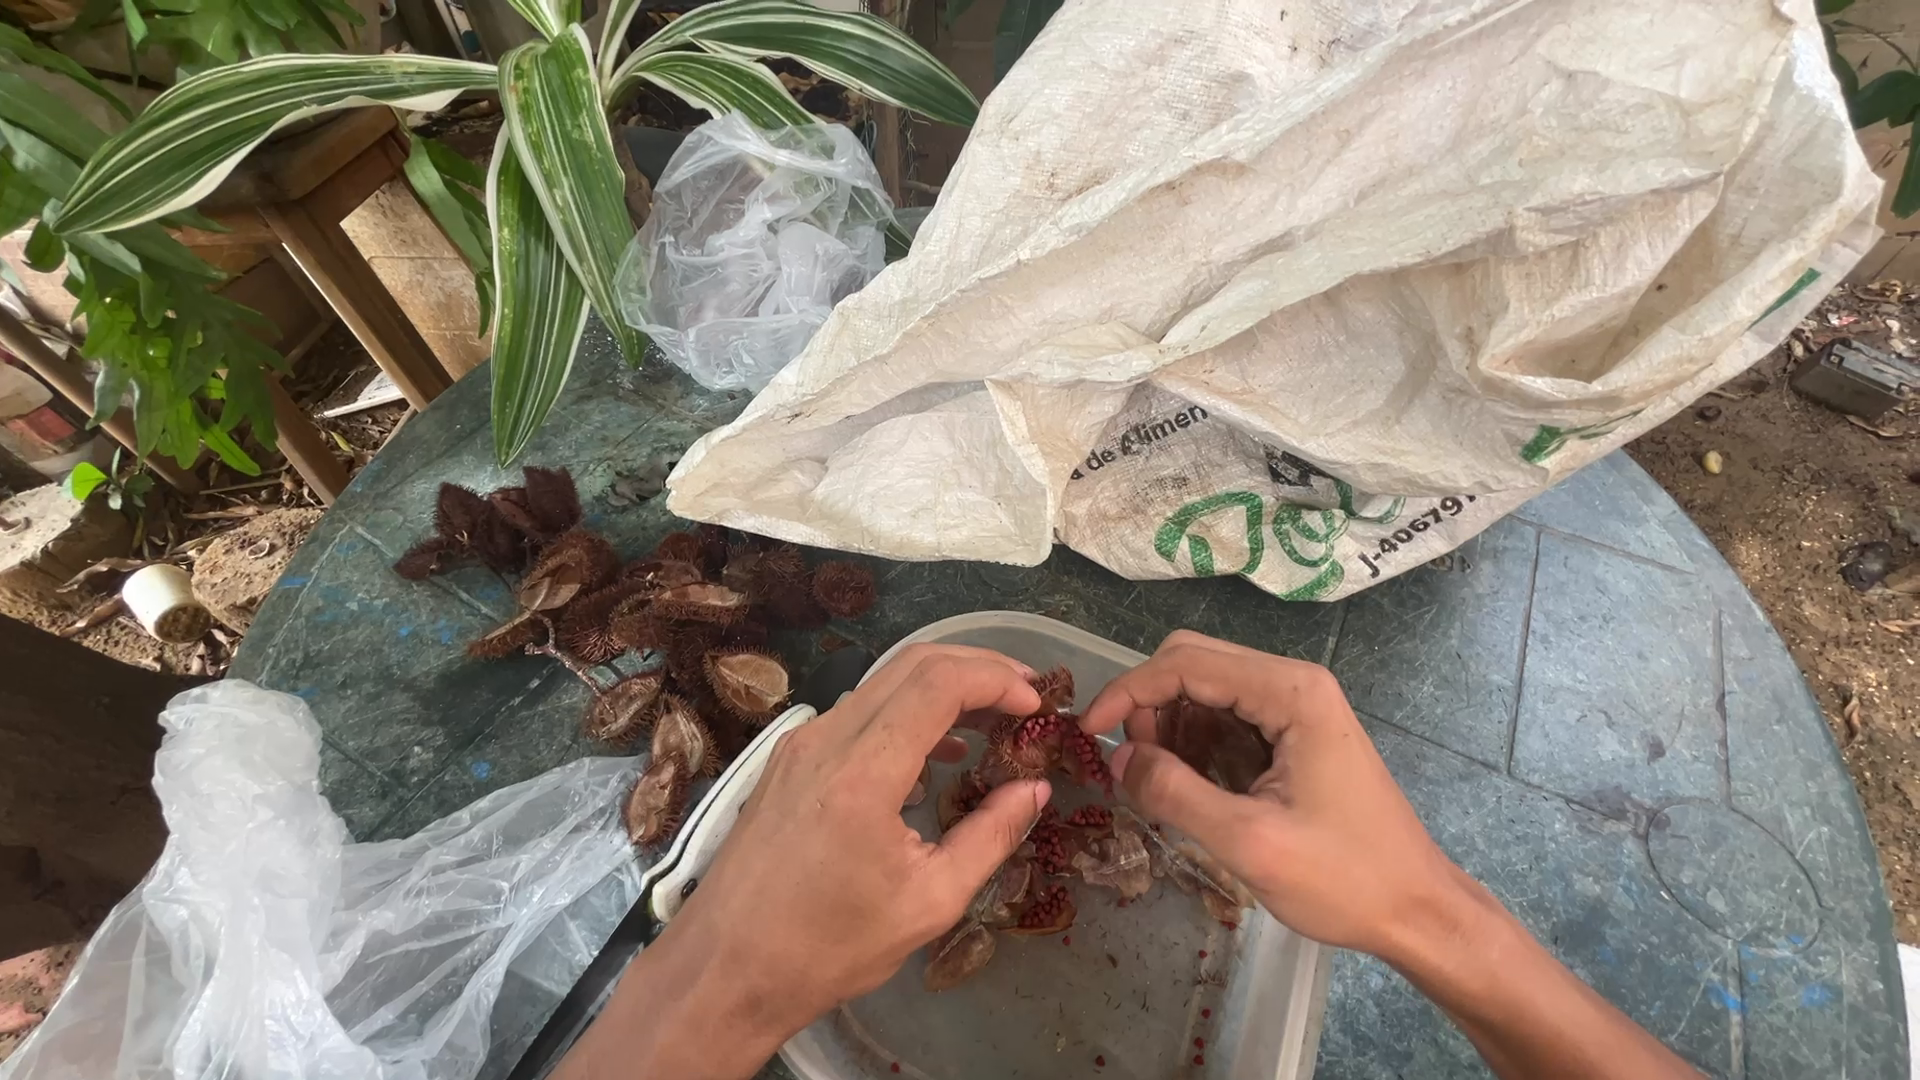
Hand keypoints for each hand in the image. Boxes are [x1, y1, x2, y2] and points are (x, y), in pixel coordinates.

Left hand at [558, 645, 1048, 1079]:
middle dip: (977, 667)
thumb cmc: (828, 947)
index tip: (1035, 703)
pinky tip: (938, 748)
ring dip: (943, 684)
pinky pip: (861, 709)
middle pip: (913, 662)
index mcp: (863, 773)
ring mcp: (803, 741)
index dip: (995, 680)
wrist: (723, 969)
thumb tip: (1034, 790)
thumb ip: (990, 836)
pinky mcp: (792, 755)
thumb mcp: (928, 902)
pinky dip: (908, 709)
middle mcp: (828, 738)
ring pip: (885, 679)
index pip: (938, 683)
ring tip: (992, 716)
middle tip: (1025, 692)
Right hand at [1083, 632, 1701, 1079]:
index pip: (1185, 663)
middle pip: (1192, 662)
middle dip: (1148, 705)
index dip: (1128, 692)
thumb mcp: (1249, 842)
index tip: (1089, 733)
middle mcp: (1291, 680)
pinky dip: (1191, 741)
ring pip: (1201, 687)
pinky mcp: (1289, 728)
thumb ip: (1174, 793)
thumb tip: (1115, 758)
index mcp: (1289, 691)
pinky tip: (1191, 784)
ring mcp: (1293, 702)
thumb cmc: (1344, 879)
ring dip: (1168, 726)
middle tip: (1132, 762)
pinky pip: (1221, 714)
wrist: (1421, 913)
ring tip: (1163, 782)